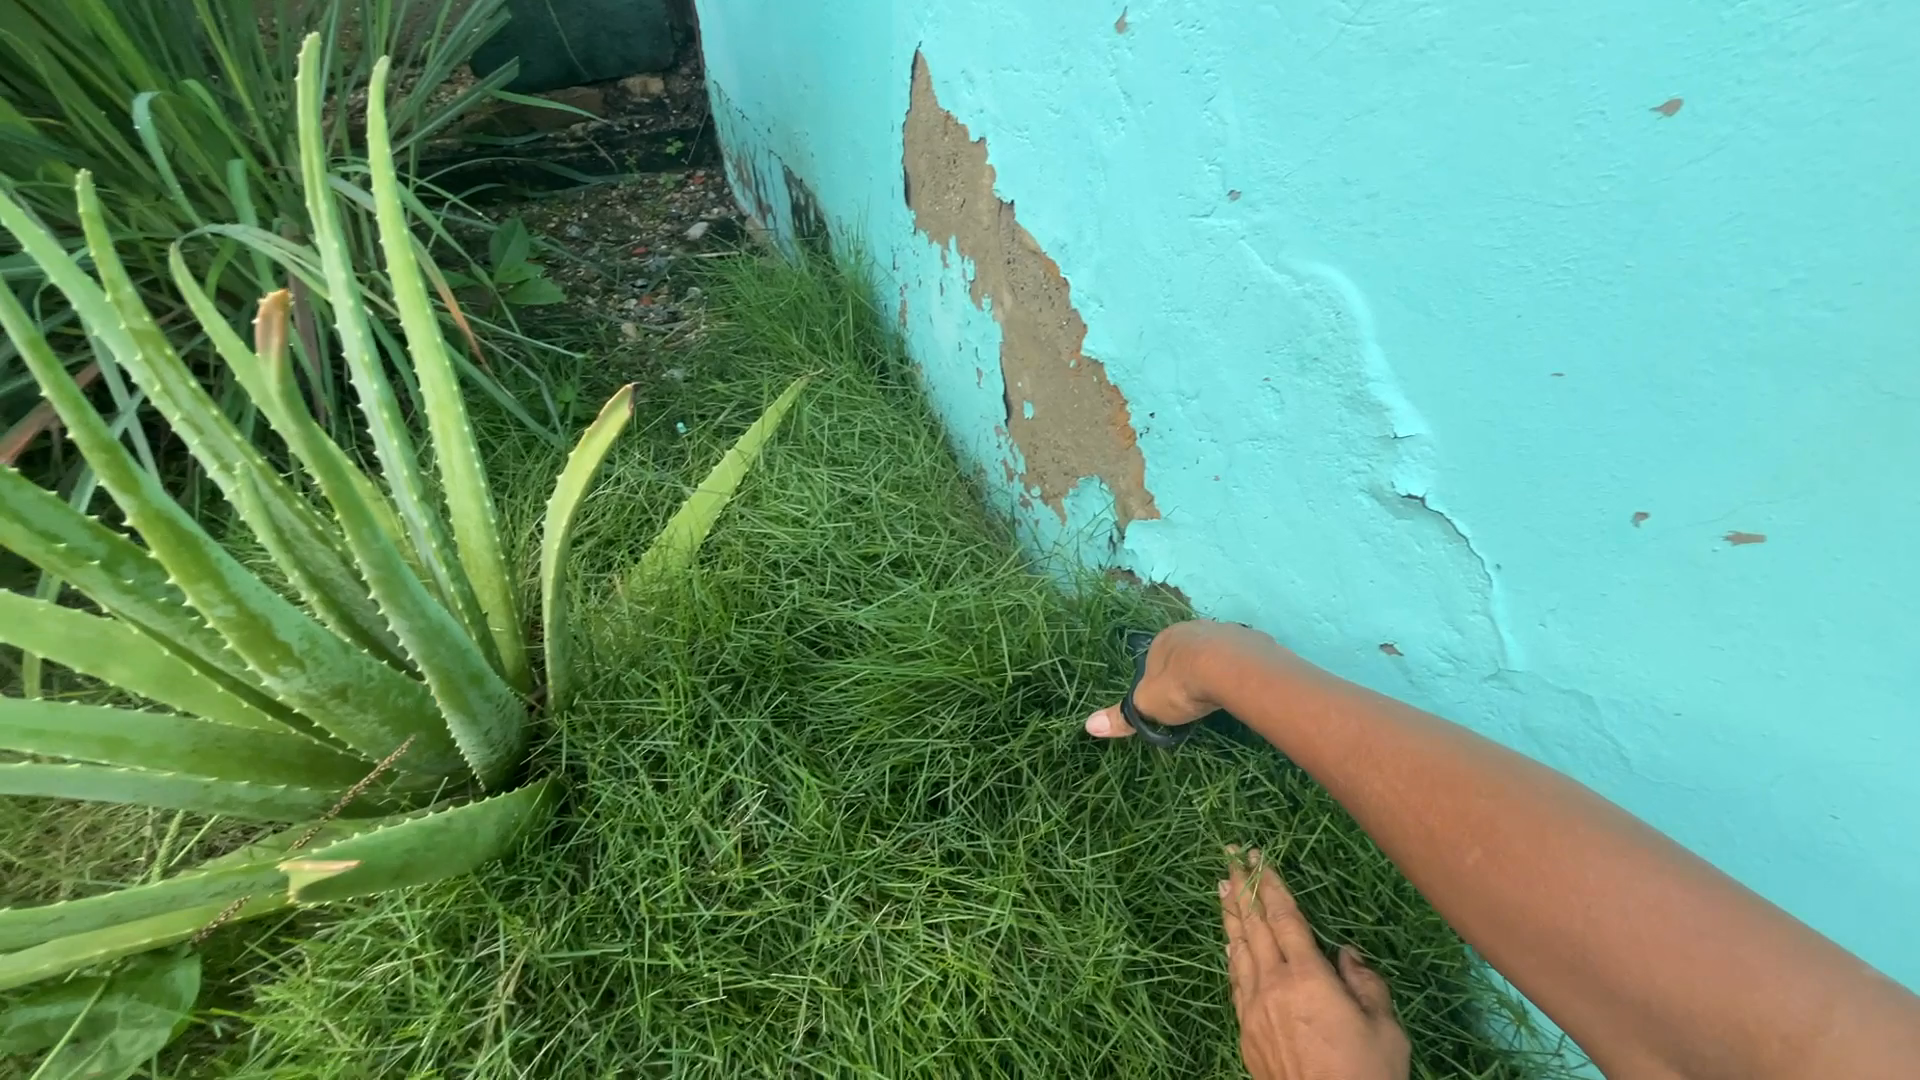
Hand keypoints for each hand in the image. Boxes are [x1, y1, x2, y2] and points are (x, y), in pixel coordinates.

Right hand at [1085, 620, 1280, 737]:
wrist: (1230, 670)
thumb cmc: (1180, 685)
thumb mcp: (1146, 705)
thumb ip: (1121, 717)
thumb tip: (1089, 726)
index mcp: (1163, 639)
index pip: (1157, 657)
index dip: (1162, 678)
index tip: (1169, 698)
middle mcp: (1193, 628)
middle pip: (1189, 652)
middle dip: (1191, 671)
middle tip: (1194, 698)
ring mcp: (1224, 632)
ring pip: (1218, 653)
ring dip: (1218, 670)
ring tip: (1221, 695)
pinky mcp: (1252, 642)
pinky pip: (1244, 658)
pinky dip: (1241, 672)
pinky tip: (1243, 689)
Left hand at [1222, 848, 1409, 1079]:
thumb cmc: (1367, 1078)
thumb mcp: (1386, 1031)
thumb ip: (1368, 986)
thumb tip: (1347, 954)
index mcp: (1308, 977)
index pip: (1284, 918)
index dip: (1271, 886)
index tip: (1259, 859)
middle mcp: (1274, 983)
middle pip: (1254, 925)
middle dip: (1244, 888)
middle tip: (1232, 859)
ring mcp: (1254, 1006)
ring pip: (1238, 948)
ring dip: (1231, 914)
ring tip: (1223, 886)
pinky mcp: (1245, 1029)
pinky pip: (1235, 980)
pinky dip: (1232, 954)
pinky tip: (1229, 943)